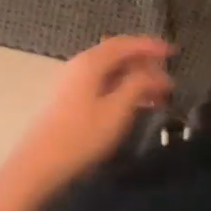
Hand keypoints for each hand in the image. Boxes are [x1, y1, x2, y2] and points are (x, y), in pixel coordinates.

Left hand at [0, 35, 173, 210]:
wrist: (37, 167)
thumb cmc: (81, 137)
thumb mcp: (117, 111)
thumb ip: (137, 85)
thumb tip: (154, 72)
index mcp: (91, 62)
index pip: (125, 43)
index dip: (150, 46)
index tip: (173, 52)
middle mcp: (80, 64)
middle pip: (117, 55)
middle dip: (144, 64)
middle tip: (168, 80)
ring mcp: (71, 82)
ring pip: (110, 71)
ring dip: (134, 79)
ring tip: (157, 96)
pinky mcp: (68, 100)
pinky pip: (102, 84)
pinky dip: (121, 89)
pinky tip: (133, 106)